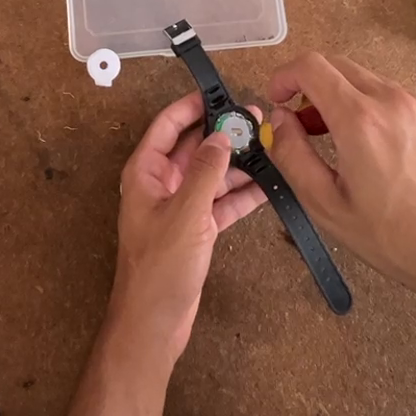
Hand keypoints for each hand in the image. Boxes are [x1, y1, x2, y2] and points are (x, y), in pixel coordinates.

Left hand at [71, 92, 268, 415]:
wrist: (154, 324)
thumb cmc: (161, 266)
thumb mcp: (185, 213)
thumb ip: (206, 171)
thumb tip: (222, 135)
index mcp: (146, 171)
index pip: (168, 126)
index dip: (191, 106)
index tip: (219, 92)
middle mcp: (162, 183)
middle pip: (195, 147)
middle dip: (223, 133)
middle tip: (256, 118)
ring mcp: (180, 206)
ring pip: (211, 173)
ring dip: (237, 162)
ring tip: (269, 146)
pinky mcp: (197, 228)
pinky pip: (221, 201)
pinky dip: (241, 193)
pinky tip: (268, 184)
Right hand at [263, 52, 415, 320]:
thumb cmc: (397, 240)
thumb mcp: (328, 206)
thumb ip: (292, 155)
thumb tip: (278, 119)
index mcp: (360, 118)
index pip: (310, 66)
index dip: (284, 75)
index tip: (276, 101)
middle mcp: (390, 99)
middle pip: (336, 65)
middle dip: (308, 86)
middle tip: (299, 124)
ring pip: (364, 81)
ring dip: (338, 97)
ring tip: (333, 141)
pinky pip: (391, 97)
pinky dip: (368, 107)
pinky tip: (372, 149)